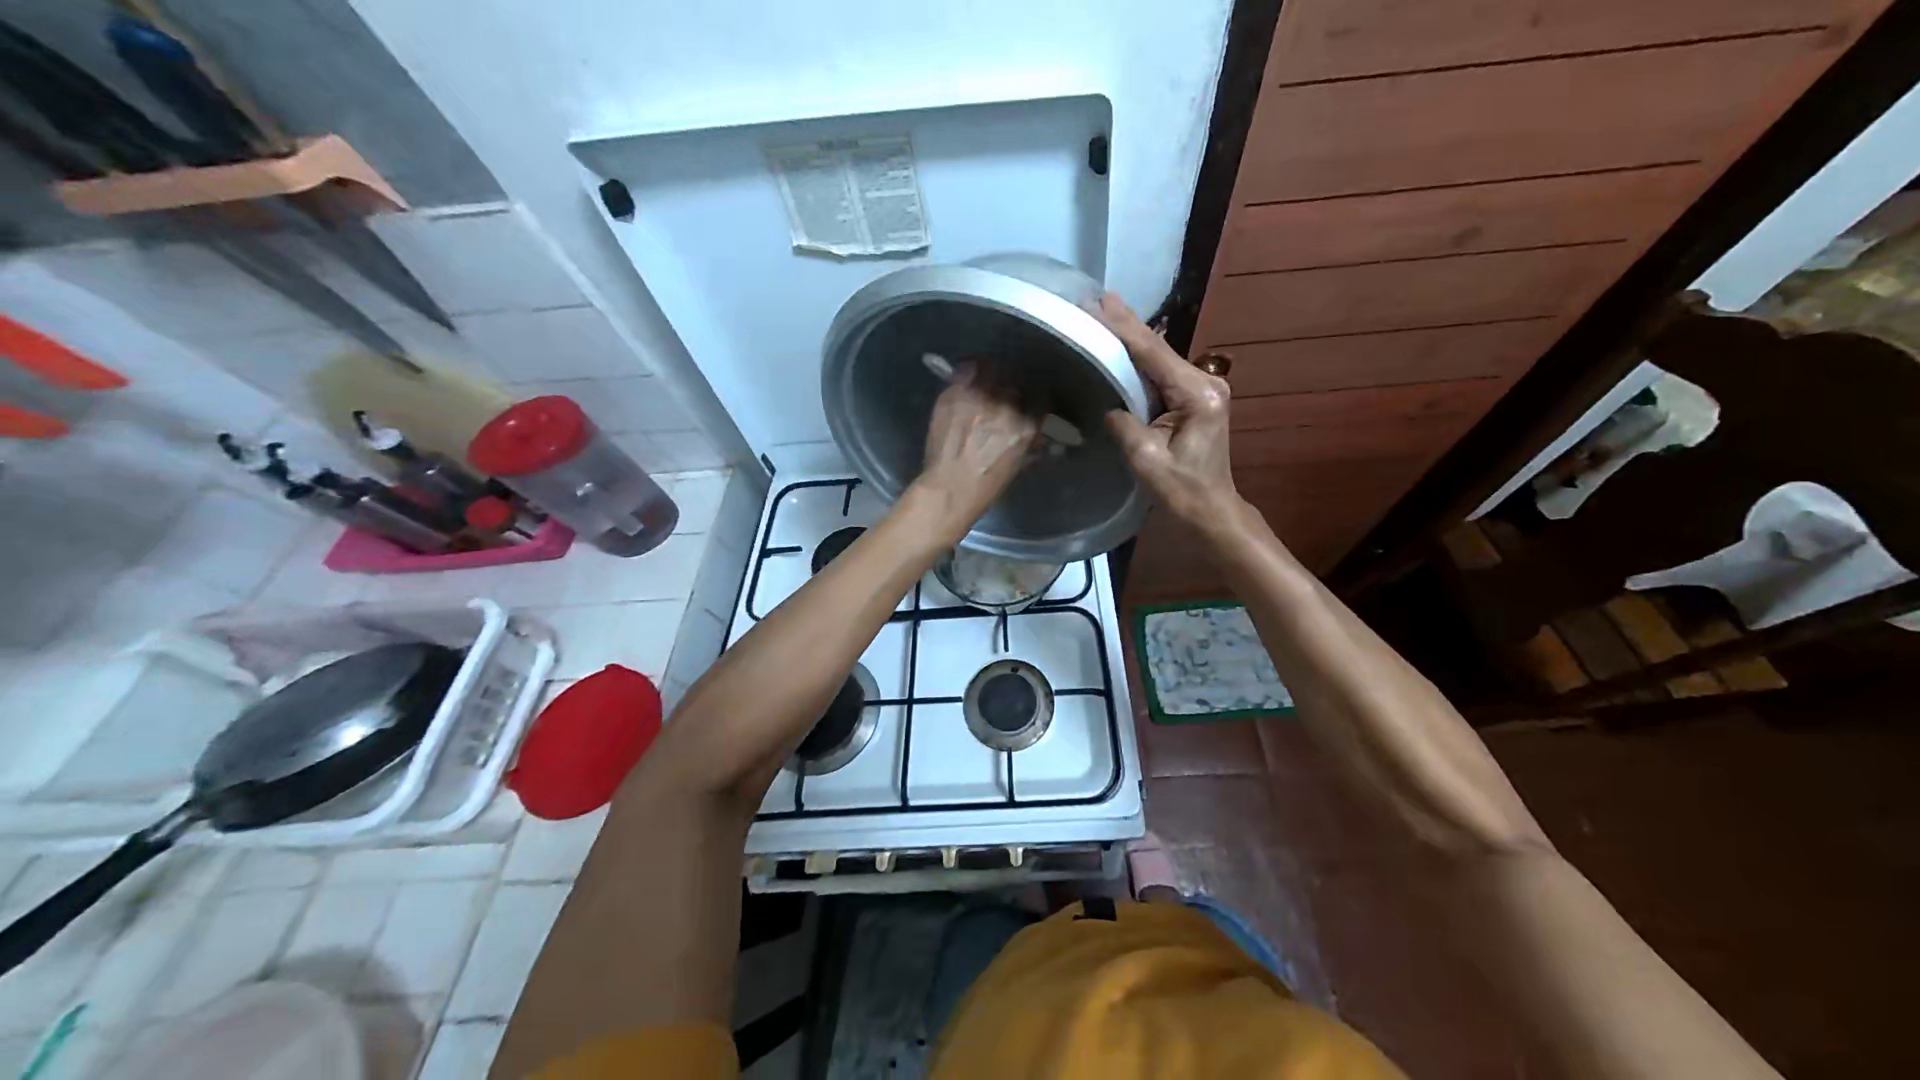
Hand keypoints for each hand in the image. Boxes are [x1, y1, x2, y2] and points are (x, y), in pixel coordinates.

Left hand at [910, 365, 1038, 542]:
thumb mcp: (1016, 466)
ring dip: (991, 375)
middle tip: (1003, 395)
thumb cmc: (984, 486)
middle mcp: (1004, 408)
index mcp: (1025, 428)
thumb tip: (1037, 437)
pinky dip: (969, 370)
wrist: (948, 489)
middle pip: (1015, 384)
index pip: (1040, 401)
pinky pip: (966, 370)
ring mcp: (977, 399)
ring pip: (992, 371)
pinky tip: (969, 374)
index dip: (1035, 400)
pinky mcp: (954, 395)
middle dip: (1012, 389)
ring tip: (986, 380)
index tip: (1029, 402)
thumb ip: (1029, 444)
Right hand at [1094, 293, 1241, 525]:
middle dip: (1127, 325)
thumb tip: (1109, 404)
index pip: (1154, 354)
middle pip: (1159, 349)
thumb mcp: (1146, 459)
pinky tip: (1120, 346)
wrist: (1210, 509)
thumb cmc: (1181, 490)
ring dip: (1131, 339)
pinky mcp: (1195, 399)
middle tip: (1097, 300)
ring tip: (1102, 317)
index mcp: (1197, 395)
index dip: (1125, 328)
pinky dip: (1139, 359)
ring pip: (1159, 358)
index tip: (1101, 301)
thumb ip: (1124, 424)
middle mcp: (1205, 383)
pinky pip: (1161, 373)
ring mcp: (1203, 389)